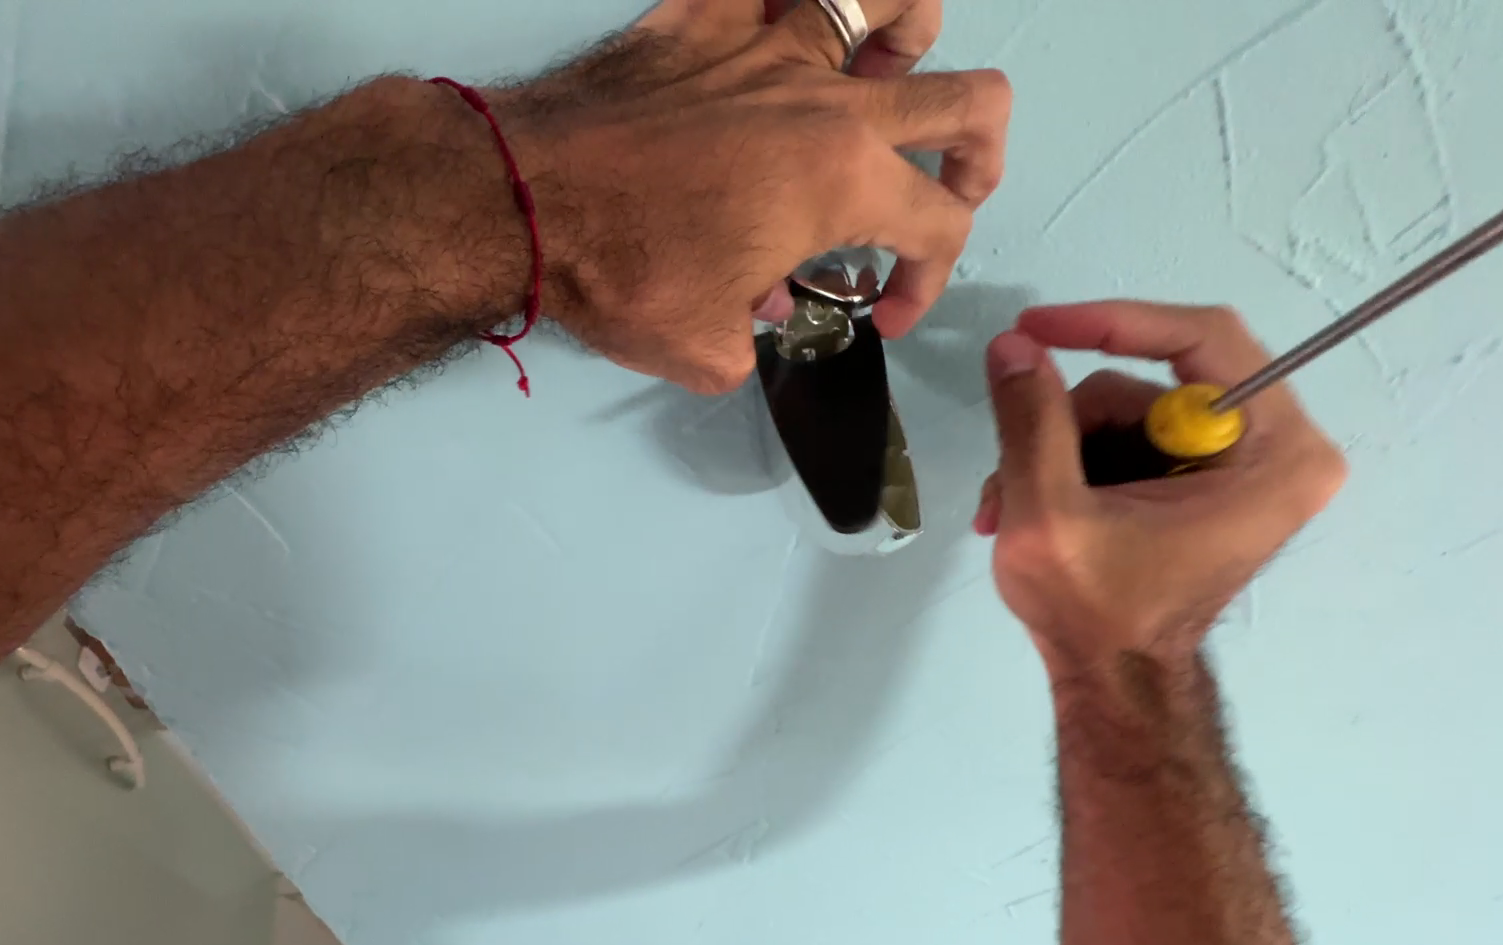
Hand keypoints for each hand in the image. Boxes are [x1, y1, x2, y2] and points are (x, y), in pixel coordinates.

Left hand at [499, 0, 1008, 392]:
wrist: (522, 201)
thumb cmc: (620, 277)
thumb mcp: (704, 351)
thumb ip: (752, 346)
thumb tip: (755, 316)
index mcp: (840, 181)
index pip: (939, 228)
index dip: (927, 285)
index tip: (880, 318)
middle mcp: (826, 99)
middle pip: (967, 98)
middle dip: (979, 156)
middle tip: (944, 191)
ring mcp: (765, 42)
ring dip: (909, 41)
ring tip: (882, 85)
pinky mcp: (702, 15)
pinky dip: (788, 9)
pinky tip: (776, 44)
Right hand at [972, 302, 1346, 665]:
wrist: (1108, 679)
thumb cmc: (1092, 610)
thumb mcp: (1046, 511)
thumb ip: (1030, 421)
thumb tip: (1009, 346)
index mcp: (1271, 454)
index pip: (1201, 340)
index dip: (1111, 323)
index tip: (1033, 330)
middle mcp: (1266, 450)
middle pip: (1142, 388)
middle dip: (1060, 430)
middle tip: (1008, 479)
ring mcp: (1225, 469)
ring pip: (1113, 417)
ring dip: (1046, 456)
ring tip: (1004, 510)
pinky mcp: (1190, 486)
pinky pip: (1114, 445)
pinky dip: (1060, 470)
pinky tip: (1021, 511)